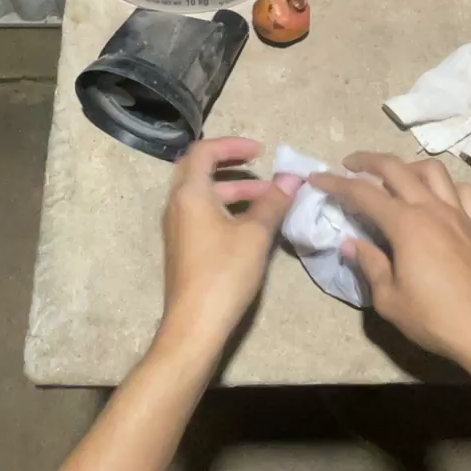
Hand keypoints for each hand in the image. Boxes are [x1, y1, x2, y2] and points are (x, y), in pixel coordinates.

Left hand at [158, 137, 300, 353]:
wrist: (194, 326)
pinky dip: (227, 207)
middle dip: (231, 162)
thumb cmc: (223, 273)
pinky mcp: (184, 247)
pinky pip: (203, 213)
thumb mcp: (255, 234)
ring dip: (235, 189)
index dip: (233, 145)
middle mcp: (177, 205)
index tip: (261, 151)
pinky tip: (252, 222)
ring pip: (204, 194)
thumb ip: (273, 202)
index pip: (204, 151)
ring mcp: (178, 227)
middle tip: (258, 163)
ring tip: (268, 197)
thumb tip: (292, 177)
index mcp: (189, 193)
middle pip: (199, 169)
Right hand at [311, 153, 470, 376]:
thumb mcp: (389, 299)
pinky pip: (461, 191)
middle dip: (367, 161)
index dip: (336, 183)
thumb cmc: (435, 319)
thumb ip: (369, 264)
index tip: (316, 179)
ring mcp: (458, 214)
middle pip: (395, 168)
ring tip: (393, 178)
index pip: (362, 193)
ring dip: (407, 166)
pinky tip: (435, 198)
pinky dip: (444, 186)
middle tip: (348, 165)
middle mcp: (431, 208)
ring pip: (431, 171)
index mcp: (406, 223)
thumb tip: (351, 243)